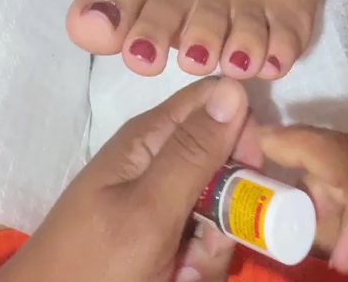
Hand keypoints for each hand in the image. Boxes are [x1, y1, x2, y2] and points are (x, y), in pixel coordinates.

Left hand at [0, 78, 254, 281]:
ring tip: (177, 275)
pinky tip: (172, 281)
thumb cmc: (92, 263)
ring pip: (220, 214)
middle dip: (228, 211)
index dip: (245, 132)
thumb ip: (193, 152)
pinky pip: (202, 246)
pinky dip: (195, 268)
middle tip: (201, 247)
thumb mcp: (148, 210)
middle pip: (226, 166)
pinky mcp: (162, 238)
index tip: (254, 179)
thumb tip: (236, 85)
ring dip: (210, 251)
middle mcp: (160, 160)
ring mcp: (161, 202)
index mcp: (151, 136)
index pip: (218, 101)